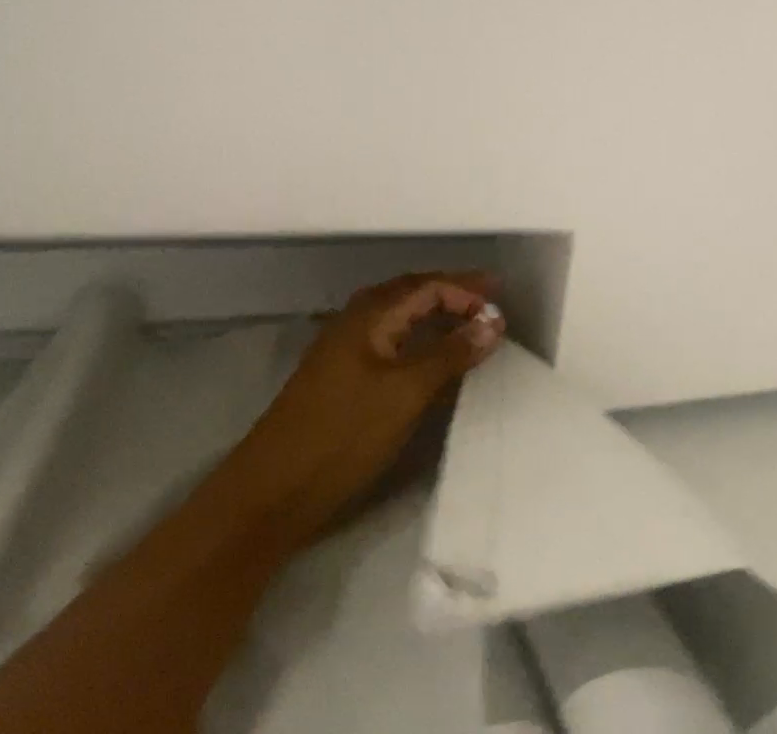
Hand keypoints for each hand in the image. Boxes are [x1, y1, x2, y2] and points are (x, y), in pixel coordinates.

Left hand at [223, 271, 505, 542]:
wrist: (275, 490)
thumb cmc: (345, 433)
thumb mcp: (407, 391)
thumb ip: (451, 353)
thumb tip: (493, 321)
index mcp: (368, 317)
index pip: (426, 287)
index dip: (466, 293)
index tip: (501, 311)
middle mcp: (353, 324)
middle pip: (409, 293)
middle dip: (451, 291)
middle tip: (490, 297)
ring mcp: (343, 352)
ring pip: (397, 316)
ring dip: (433, 312)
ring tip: (467, 320)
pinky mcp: (341, 379)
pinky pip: (389, 340)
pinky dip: (418, 336)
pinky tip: (430, 356)